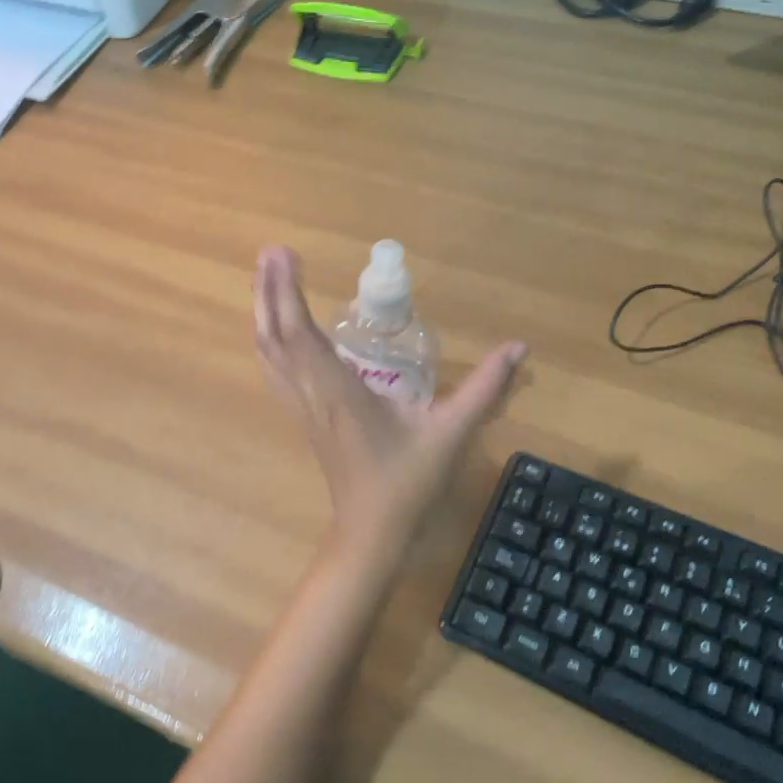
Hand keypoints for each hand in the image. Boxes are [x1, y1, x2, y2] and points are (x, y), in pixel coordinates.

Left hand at [253, 246, 526, 563]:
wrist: (372, 531)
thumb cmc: (408, 482)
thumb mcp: (451, 433)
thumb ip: (484, 388)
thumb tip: (518, 347)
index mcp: (338, 392)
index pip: (301, 335)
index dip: (287, 293)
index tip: (283, 255)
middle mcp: (311, 394)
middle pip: (274, 337)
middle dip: (267, 292)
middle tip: (269, 250)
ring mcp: (301, 408)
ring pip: (268, 355)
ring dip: (263, 312)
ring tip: (265, 276)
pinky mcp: (303, 417)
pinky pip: (275, 372)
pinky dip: (270, 341)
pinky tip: (274, 327)